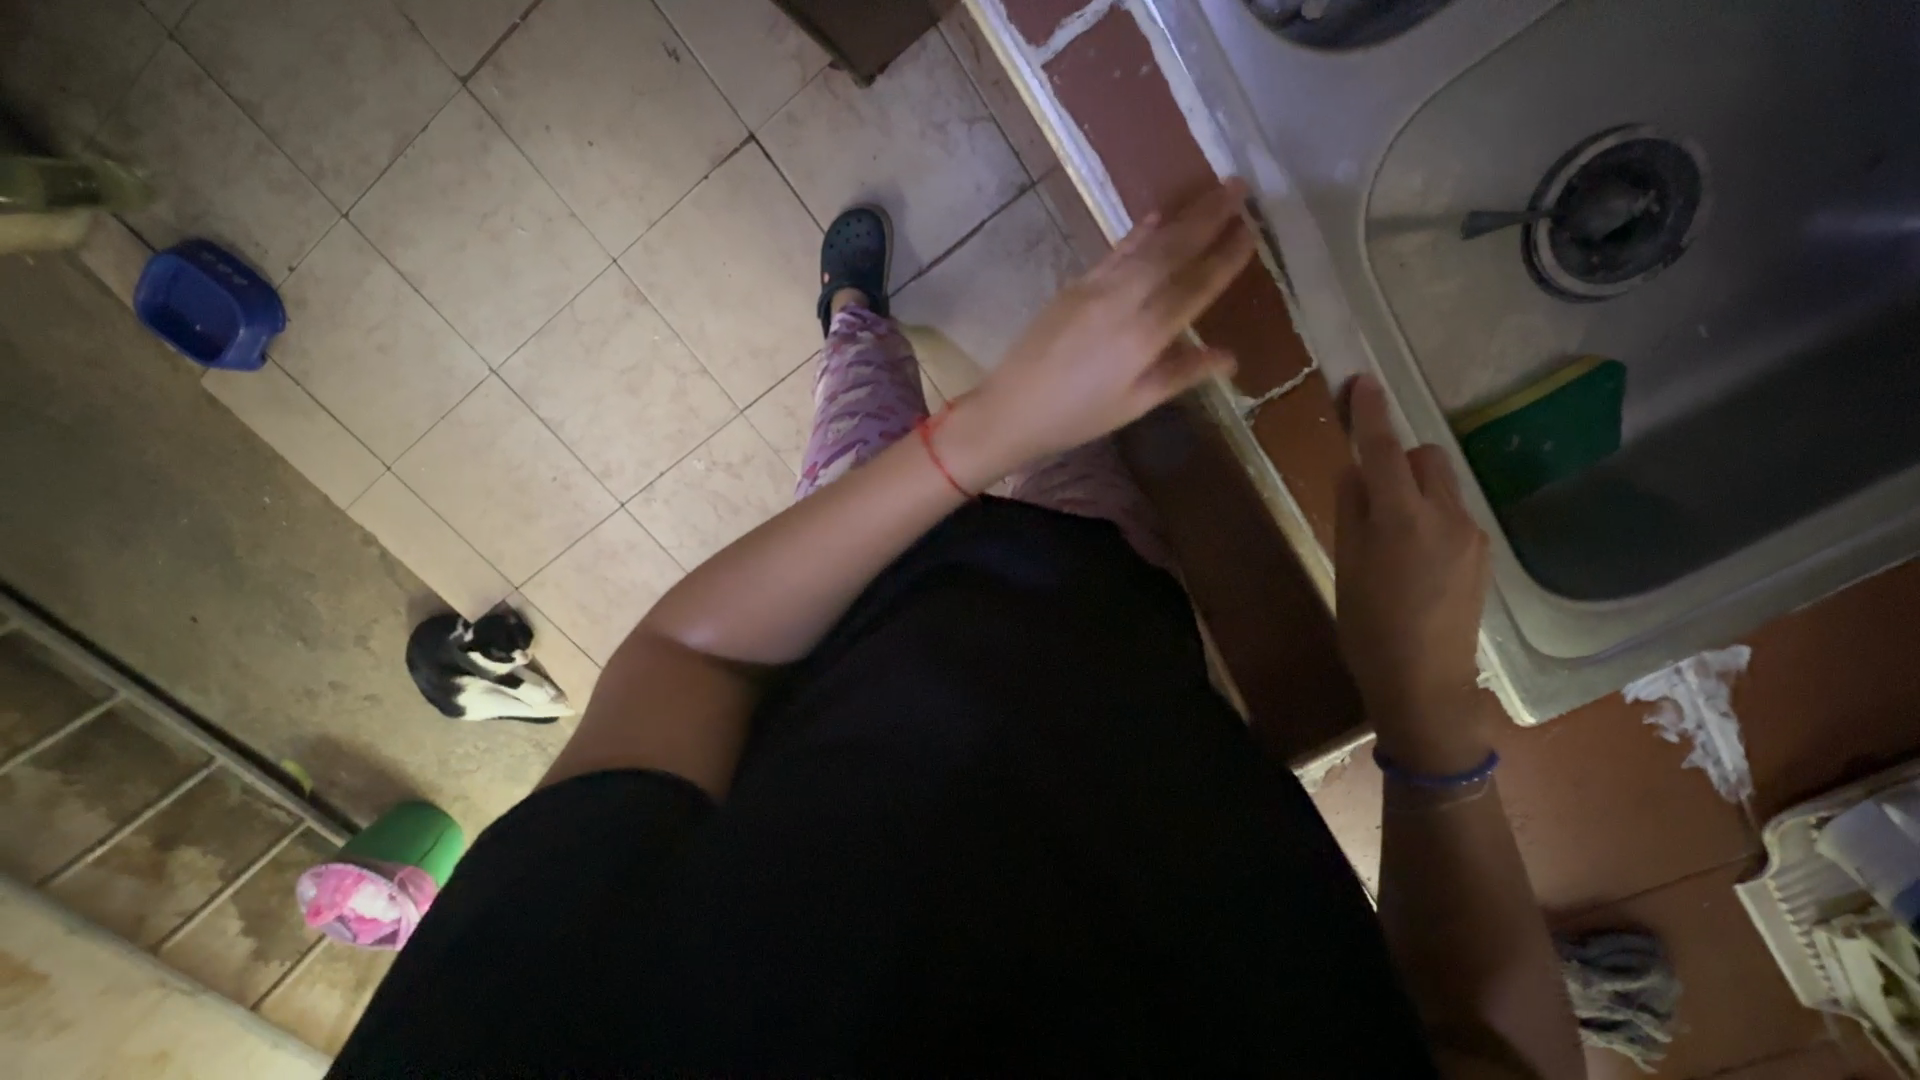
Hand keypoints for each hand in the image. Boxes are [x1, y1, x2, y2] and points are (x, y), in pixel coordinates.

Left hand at [936, 178, 1255, 488]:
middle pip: (1172, 252)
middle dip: (1208, 218)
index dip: (1224, 259)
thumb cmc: (1077, 417)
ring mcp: (1095, 288)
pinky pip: (1116, 251)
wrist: (1011, 408)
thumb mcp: (1134, 404)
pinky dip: (1140, 231)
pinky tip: (1157, 216)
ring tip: (1211, 191)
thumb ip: (1181, 374)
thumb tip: (1230, 356)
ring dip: (1180, 216)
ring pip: (1146, 245)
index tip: (1251, 231)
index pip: (1194, 288)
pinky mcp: (1075, 285)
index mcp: (1143, 336)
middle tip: (1239, 187)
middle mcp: (1123, 302)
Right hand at [1335, 374, 1496, 774]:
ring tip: (1390, 531)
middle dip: (1399, 455)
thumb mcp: (1346, 567)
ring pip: (1442, 484)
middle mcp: (1446, 516)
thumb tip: (1355, 470)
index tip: (1361, 381)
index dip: (1370, 414)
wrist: (1425, 681)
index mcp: (1402, 519)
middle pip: (1425, 457)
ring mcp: (1471, 534)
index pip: (1384, 450)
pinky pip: (1453, 513)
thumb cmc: (1368, 628)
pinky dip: (1429, 513)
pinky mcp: (1482, 553)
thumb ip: (1351, 510)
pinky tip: (1412, 554)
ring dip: (1415, 486)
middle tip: (1369, 485)